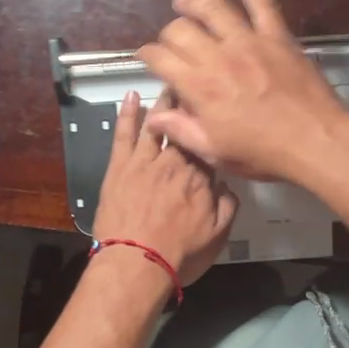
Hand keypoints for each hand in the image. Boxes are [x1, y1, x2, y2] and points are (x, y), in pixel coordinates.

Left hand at [92, 91, 238, 286]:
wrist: (136, 263)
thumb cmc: (179, 254)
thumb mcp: (219, 236)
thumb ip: (228, 206)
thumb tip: (229, 184)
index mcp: (201, 177)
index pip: (208, 144)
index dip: (211, 125)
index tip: (215, 108)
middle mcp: (175, 162)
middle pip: (184, 128)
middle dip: (190, 106)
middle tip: (194, 84)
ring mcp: (144, 161)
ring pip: (157, 123)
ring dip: (164, 102)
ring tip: (171, 84)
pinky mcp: (119, 167)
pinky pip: (124, 134)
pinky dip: (128, 113)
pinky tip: (131, 96)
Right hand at [137, 0, 348, 181]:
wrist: (314, 140)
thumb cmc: (264, 152)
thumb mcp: (215, 152)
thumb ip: (181, 131)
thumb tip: (154, 117)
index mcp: (199, 87)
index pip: (161, 59)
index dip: (148, 55)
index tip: (147, 56)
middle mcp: (218, 57)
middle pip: (180, 30)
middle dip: (168, 33)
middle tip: (170, 40)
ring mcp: (248, 42)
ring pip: (213, 9)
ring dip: (193, 2)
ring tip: (184, 2)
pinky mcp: (276, 36)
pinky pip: (260, 2)